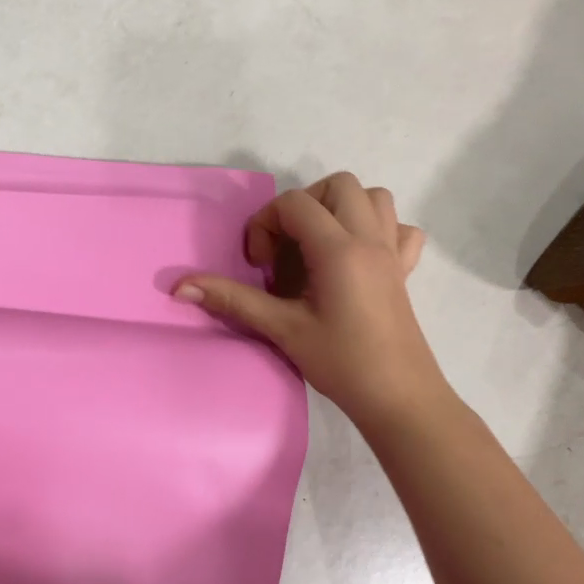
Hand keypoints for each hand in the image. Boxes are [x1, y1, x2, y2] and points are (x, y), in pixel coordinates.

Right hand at [173, 173, 445, 426]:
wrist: (400, 398)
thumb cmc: (342, 362)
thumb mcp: (281, 329)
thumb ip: (232, 299)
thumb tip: (180, 286)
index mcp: (339, 250)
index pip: (295, 203)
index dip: (266, 224)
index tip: (260, 266)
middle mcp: (370, 240)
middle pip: (338, 185)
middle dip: (301, 206)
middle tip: (284, 246)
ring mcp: (393, 253)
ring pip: (373, 198)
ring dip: (338, 209)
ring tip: (315, 245)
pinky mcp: (404, 271)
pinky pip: (398, 228)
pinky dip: (376, 230)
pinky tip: (355, 258)